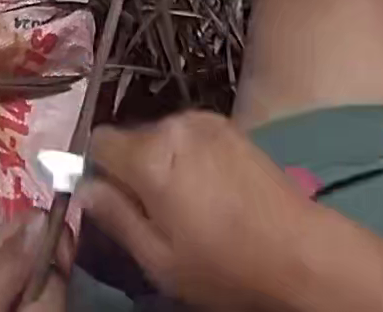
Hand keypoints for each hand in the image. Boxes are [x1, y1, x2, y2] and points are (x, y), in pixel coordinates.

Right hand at [76, 111, 317, 310]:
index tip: (110, 196)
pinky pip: (187, 133)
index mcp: (149, 156)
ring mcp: (200, 119)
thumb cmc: (224, 263)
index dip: (97, 167)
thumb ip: (115, 217)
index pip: (98, 140)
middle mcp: (171, 125)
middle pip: (131, 138)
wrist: (299, 248)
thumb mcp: (160, 259)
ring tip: (189, 200)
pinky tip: (210, 185)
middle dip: (134, 167)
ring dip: (162, 159)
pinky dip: (187, 153)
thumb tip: (83, 188)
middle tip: (155, 210)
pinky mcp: (224, 121)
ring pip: (160, 135)